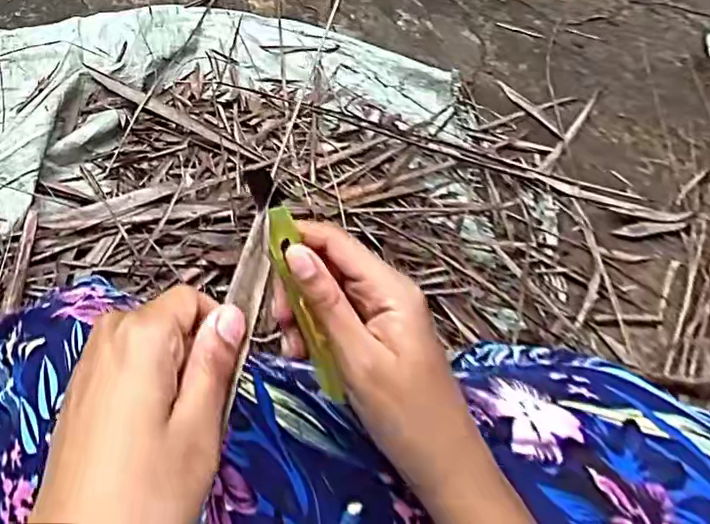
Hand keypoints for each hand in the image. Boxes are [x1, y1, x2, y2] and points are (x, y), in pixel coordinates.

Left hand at [32, 286, 246, 523]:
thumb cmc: (137, 496)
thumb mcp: (197, 430)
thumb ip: (215, 364)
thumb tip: (230, 317)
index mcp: (139, 334)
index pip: (191, 296)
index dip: (218, 329)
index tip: (230, 366)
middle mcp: (110, 332)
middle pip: (170, 320)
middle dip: (193, 358)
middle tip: (199, 415)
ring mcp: (92, 355)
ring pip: (150, 343)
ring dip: (170, 376)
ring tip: (171, 433)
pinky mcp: (84, 378)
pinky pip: (127, 363)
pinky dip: (145, 387)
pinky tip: (145, 436)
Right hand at [273, 222, 530, 523]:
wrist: (448, 473)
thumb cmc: (409, 418)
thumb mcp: (358, 357)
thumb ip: (324, 300)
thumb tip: (294, 251)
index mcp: (390, 289)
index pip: (334, 240)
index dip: (295, 236)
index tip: (261, 250)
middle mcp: (385, 291)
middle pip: (324, 263)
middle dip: (294, 284)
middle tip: (280, 318)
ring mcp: (380, 311)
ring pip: (323, 289)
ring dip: (299, 311)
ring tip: (292, 343)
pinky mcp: (373, 330)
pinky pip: (332, 313)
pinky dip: (312, 328)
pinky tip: (304, 352)